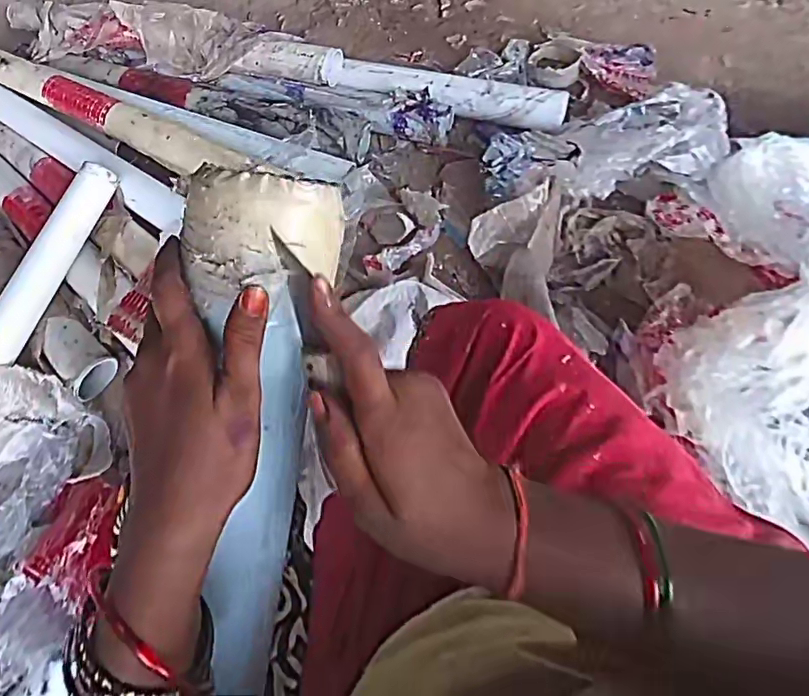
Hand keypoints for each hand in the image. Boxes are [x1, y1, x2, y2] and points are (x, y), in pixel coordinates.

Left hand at [122, 239, 267, 543]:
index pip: (165, 289)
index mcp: (178, 354)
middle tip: (200, 272)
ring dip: (170, 315)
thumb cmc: (213, 464)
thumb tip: (251, 293)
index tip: (178, 240)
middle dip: (172, 284)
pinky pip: (150, 357)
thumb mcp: (241, 402)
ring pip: (152, 333)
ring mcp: (139, 382)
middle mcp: (150, 361)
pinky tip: (190, 363)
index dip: (169, 259)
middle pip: (155, 306)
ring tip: (201, 315)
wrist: (171, 517)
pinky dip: (167, 344)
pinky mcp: (136, 401)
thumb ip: (243, 344)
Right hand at [307, 276, 516, 591]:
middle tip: (335, 433)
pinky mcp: (430, 387)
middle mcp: (409, 388)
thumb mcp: (366, 506)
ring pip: (368, 377)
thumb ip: (337, 447)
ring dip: (355, 400)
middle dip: (333, 383)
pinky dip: (373, 403)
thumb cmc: (423, 524)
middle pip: (355, 366)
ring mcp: (424, 385)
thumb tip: (316, 396)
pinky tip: (383, 442)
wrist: (493, 524)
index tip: (315, 284)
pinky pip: (384, 384)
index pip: (357, 355)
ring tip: (368, 452)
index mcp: (389, 419)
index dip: (333, 317)